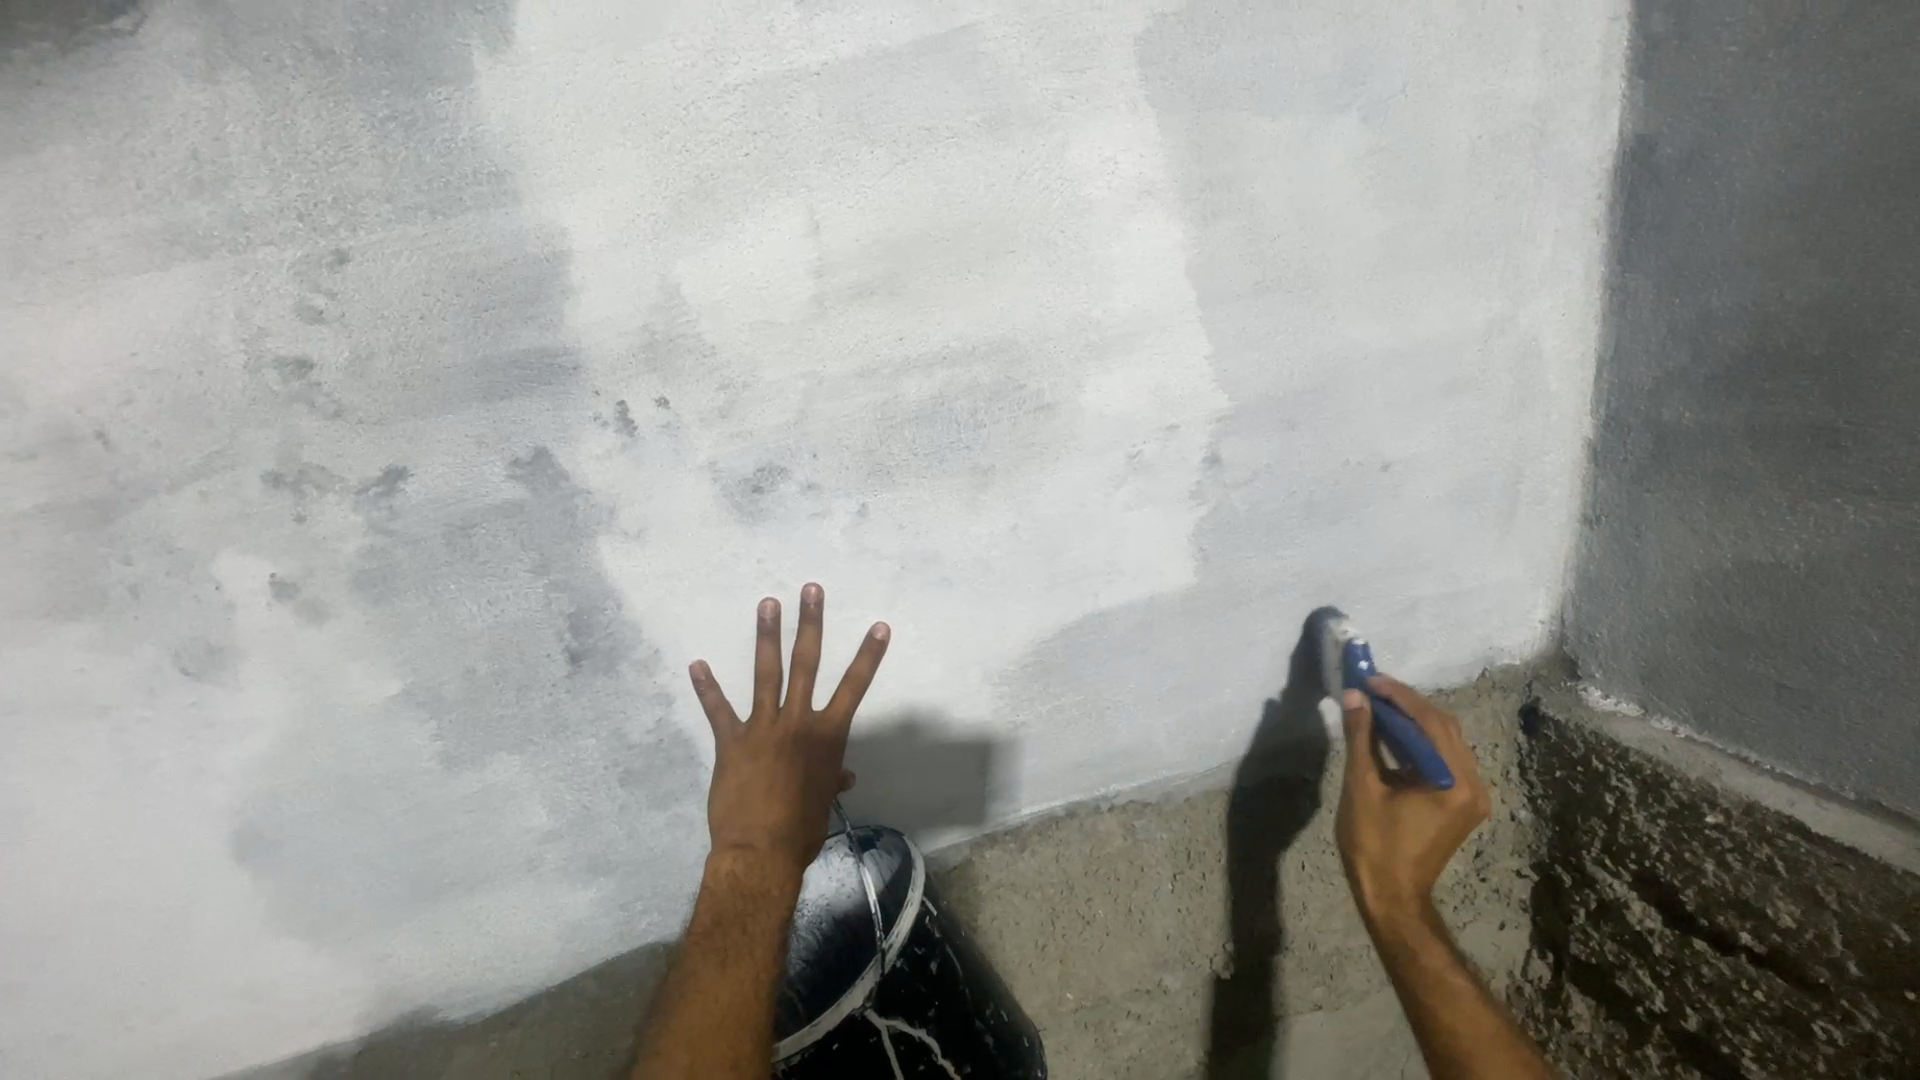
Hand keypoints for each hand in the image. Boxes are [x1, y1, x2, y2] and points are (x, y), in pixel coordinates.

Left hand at [688, 583, 889, 877]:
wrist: (760, 851)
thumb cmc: (802, 829)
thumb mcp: (823, 801)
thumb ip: (831, 780)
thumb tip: (843, 777)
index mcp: (828, 736)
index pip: (855, 687)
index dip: (868, 655)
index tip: (879, 626)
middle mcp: (798, 722)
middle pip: (807, 663)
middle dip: (810, 623)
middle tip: (810, 590)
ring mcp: (763, 727)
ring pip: (766, 673)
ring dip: (767, 636)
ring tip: (767, 603)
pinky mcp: (731, 741)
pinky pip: (718, 710)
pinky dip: (706, 687)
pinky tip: (696, 664)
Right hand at [1334, 675, 1491, 926]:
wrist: (1392, 894)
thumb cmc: (1374, 843)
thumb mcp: (1361, 786)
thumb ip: (1361, 738)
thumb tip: (1355, 696)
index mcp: (1454, 782)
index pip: (1431, 722)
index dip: (1399, 696)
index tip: (1369, 679)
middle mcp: (1473, 785)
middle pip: (1443, 727)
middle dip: (1406, 703)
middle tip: (1370, 688)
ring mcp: (1470, 794)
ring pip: (1444, 740)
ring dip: (1411, 720)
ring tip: (1375, 705)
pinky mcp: (1460, 802)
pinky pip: (1441, 757)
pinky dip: (1416, 740)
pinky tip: (1389, 732)